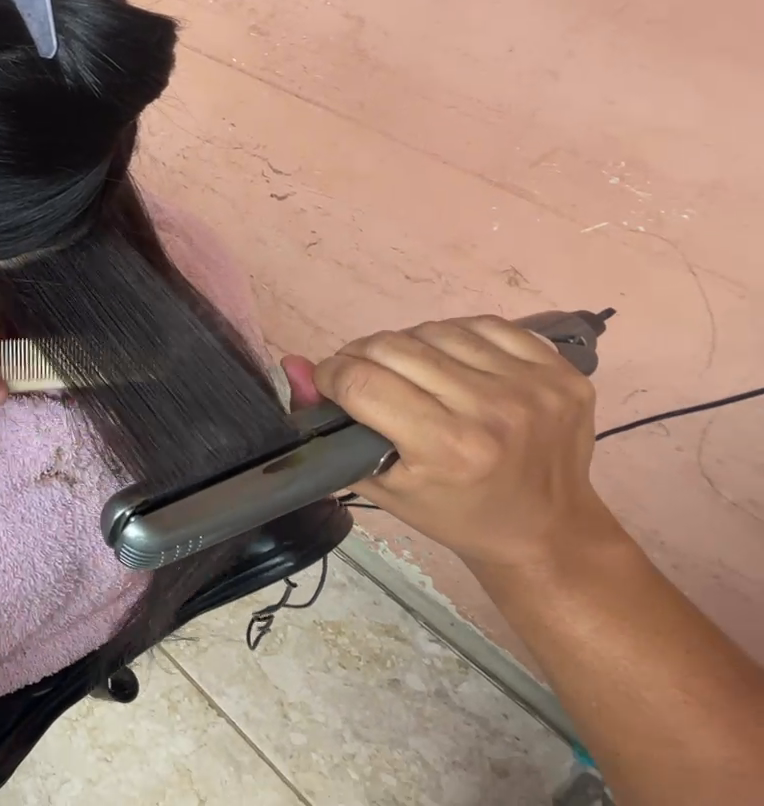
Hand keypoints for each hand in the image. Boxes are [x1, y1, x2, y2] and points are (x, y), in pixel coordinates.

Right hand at [308, 317, 619, 575]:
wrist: (547, 529)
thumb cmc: (450, 511)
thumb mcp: (374, 479)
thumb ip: (326, 422)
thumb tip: (293, 363)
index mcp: (447, 447)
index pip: (360, 381)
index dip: (330, 376)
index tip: (328, 387)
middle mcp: (494, 410)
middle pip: (391, 347)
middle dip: (359, 358)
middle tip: (360, 379)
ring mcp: (533, 387)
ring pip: (432, 330)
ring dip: (404, 346)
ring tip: (404, 372)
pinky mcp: (560, 372)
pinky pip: (483, 325)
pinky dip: (452, 336)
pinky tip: (447, 361)